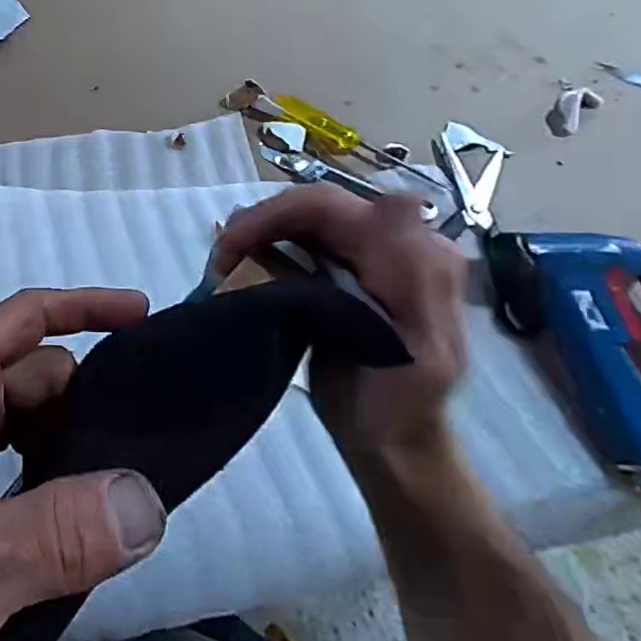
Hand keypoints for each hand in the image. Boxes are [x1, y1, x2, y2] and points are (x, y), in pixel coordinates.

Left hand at [0, 289, 167, 640]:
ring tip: (129, 481)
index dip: (91, 307)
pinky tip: (80, 520)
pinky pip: (17, 469)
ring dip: (76, 445)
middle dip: (93, 396)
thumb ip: (59, 532)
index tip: (147, 317)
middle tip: (156, 438)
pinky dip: (52, 480)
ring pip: (31, 425)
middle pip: (40, 372)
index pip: (32, 315)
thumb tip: (150, 502)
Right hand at [213, 185, 467, 457]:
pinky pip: (310, 229)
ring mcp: (382, 244)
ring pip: (310, 212)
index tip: (229, 246)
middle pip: (320, 204)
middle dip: (262, 221)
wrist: (395, 437)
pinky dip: (275, 238)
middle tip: (220, 258)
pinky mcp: (360, 255)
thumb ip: (421, 287)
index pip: (337, 208)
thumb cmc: (398, 410)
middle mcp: (406, 238)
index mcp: (418, 258)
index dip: (275, 214)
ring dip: (264, 228)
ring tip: (228, 259)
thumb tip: (400, 204)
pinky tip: (250, 258)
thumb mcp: (420, 362)